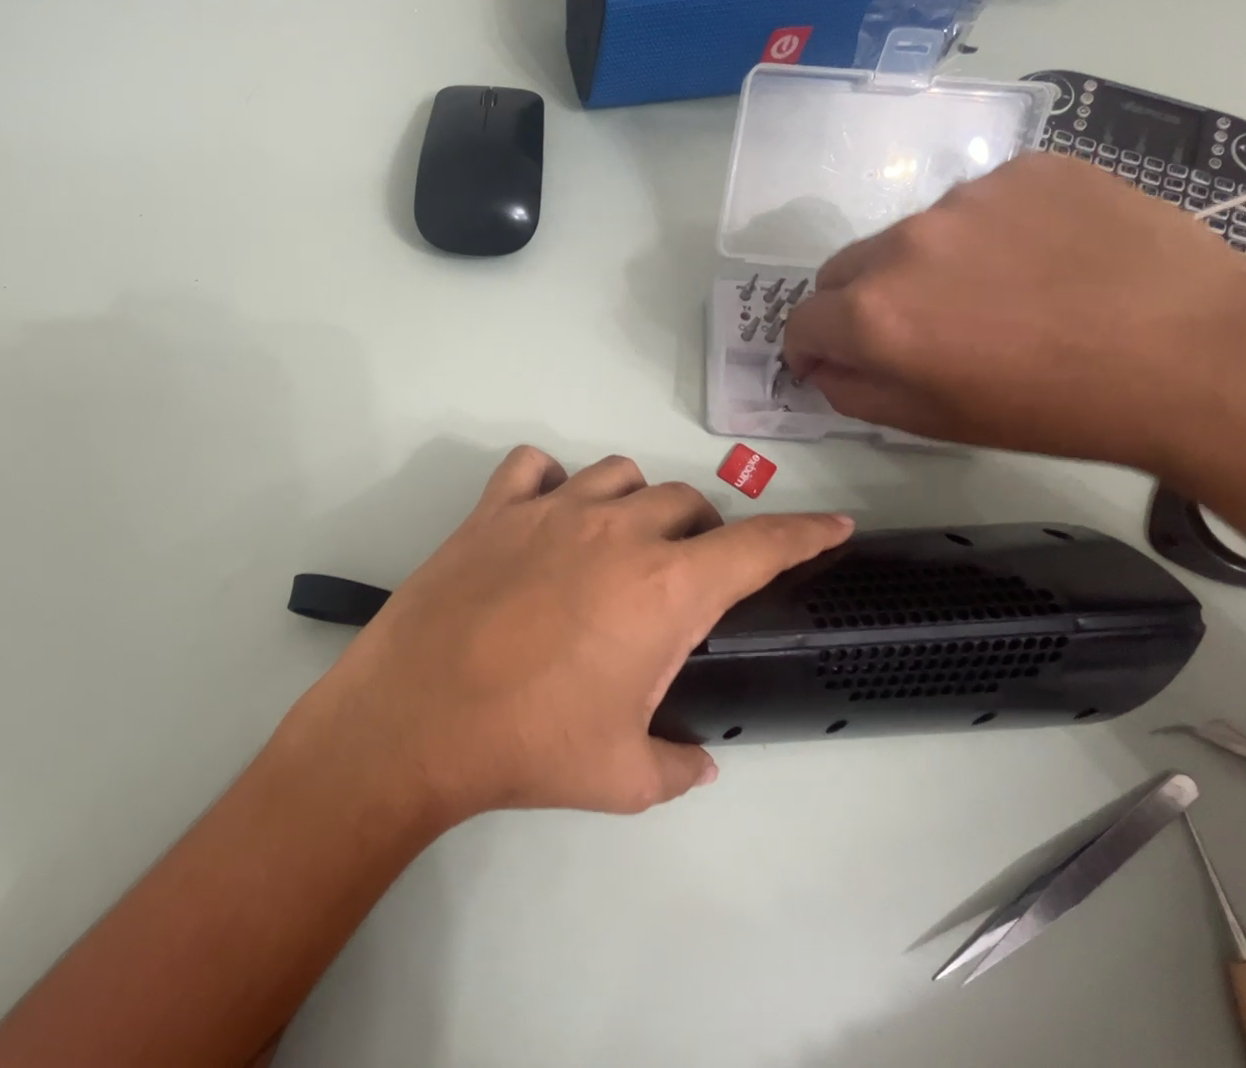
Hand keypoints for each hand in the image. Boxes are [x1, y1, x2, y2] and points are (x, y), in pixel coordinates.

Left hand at [288, 447, 851, 819]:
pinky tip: (544, 516)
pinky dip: (550, 483)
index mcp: (666, 589)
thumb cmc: (527, 746)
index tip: (831, 526)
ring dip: (635, 504)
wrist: (414, 722)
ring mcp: (548, 513)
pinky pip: (532, 468)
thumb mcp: (625, 776)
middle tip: (684, 579)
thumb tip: (699, 761)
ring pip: (618, 475)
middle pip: (687, 503)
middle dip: (703, 535)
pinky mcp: (489, 512)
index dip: (804, 534)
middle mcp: (616, 533)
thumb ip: (680, 765)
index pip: (760, 545)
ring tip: (619, 545)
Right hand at [783, 154, 1245, 471]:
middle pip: (842, 271)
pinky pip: (976, 204)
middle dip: (855, 305)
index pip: (799, 323)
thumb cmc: (1048, 407)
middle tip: (913, 333)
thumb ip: (852, 391)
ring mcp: (968, 199)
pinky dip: (984, 234)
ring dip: (921, 267)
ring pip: (909, 236)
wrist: (1192, 354)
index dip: (811, 349)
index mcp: (871, 316)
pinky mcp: (1028, 170)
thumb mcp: (929, 422)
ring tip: (990, 296)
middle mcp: (903, 246)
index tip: (836, 363)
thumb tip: (825, 364)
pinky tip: (1034, 262)